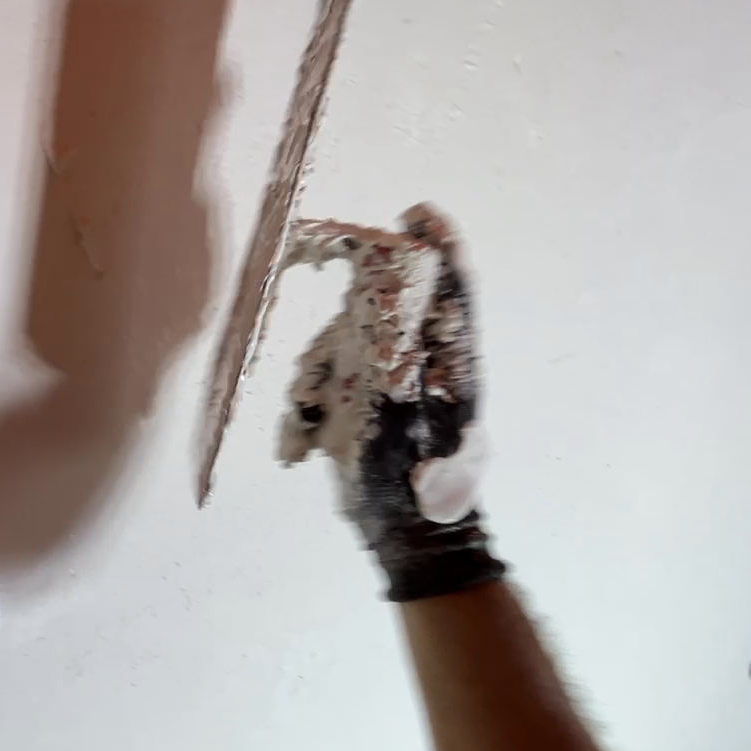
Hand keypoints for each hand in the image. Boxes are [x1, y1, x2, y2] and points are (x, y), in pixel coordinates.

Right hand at [276, 203, 505, 601]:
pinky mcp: (369, 411)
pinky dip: (306, 416)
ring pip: (342, 356)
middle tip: (316, 362)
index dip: (435, 246)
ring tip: (305, 430)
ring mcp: (394, 391)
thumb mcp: (404, 418)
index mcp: (448, 364)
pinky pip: (328, 392)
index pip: (448, 290)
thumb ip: (394, 356)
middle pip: (378, 321)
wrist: (412, 538)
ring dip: (312, 388)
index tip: (415, 211)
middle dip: (337, 338)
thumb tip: (390, 300)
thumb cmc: (414, 486)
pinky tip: (302, 446)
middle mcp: (422, 368)